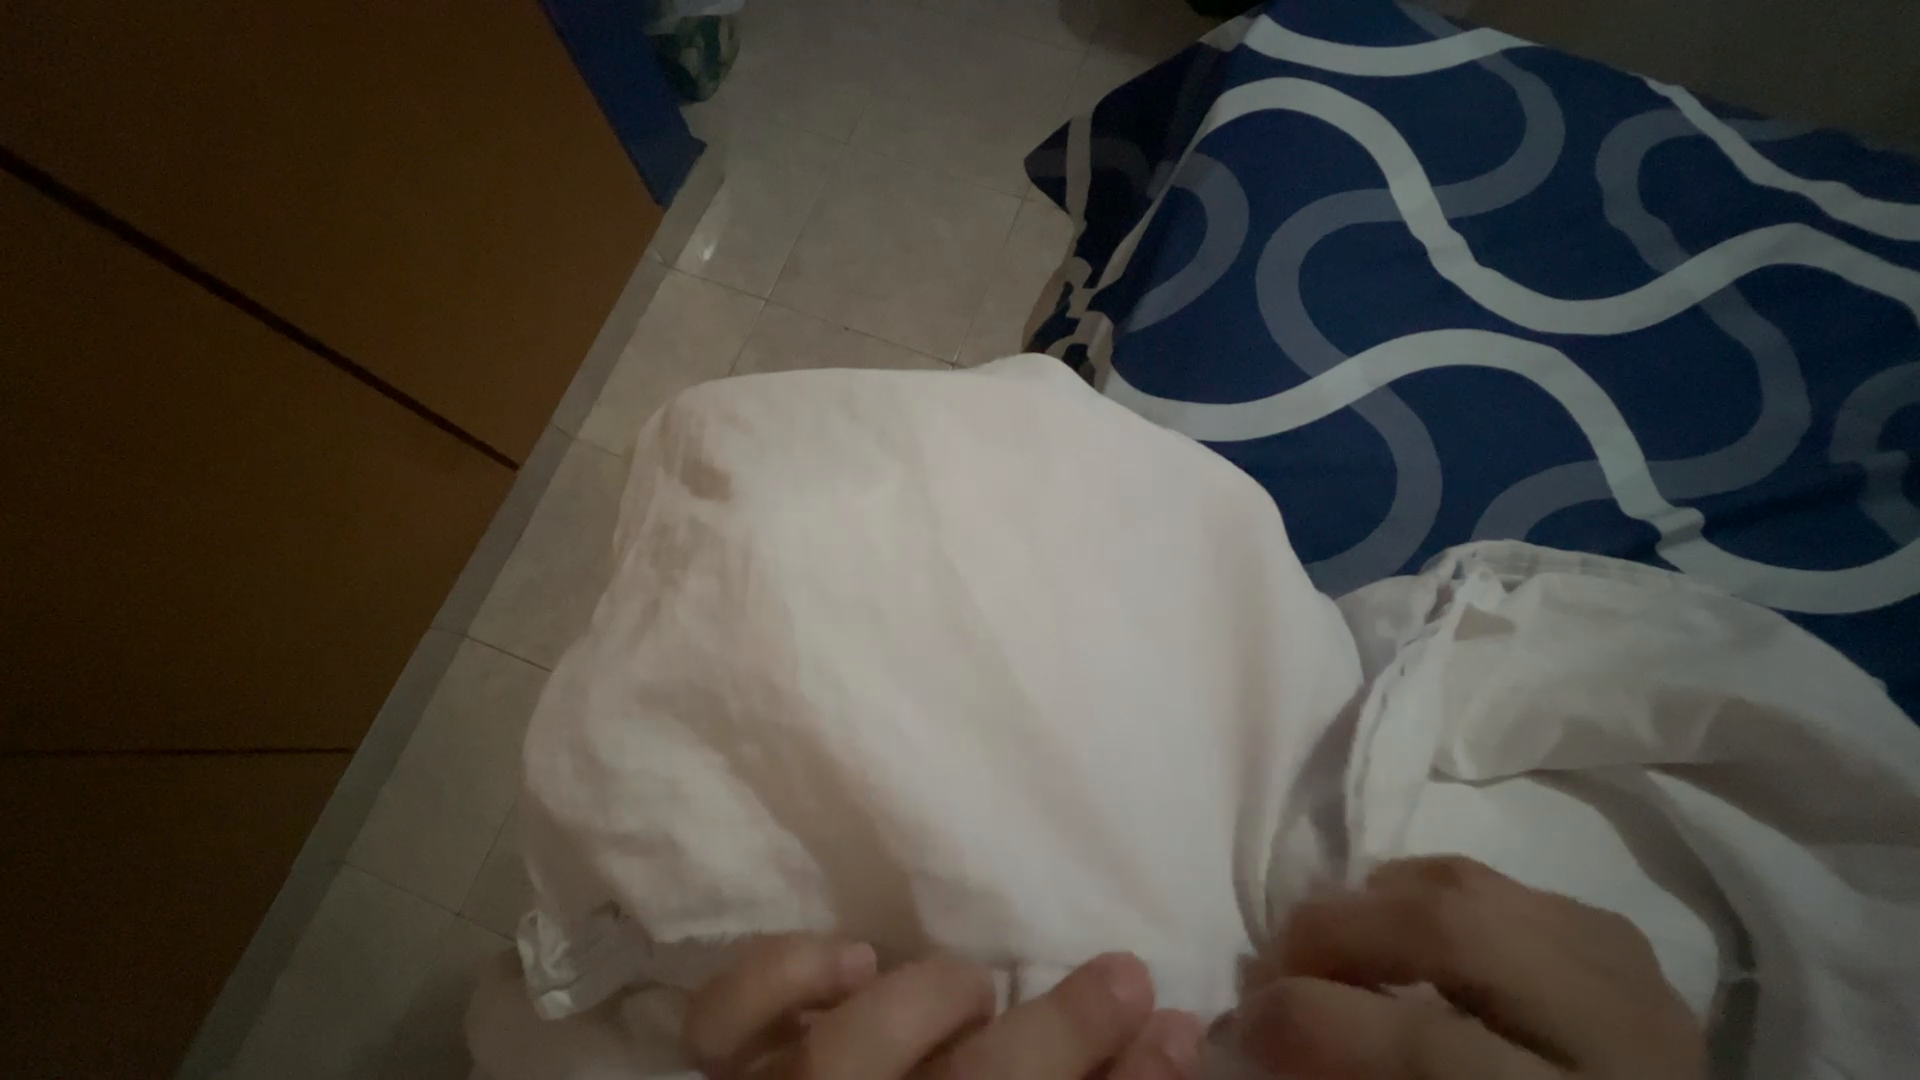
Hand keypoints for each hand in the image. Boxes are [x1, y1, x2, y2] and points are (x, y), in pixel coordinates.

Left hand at [681, 935, 1205, 1079]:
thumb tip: (1164, 1039)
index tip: (1172, 1027)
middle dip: (1056, 1038)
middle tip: (1126, 978)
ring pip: (837, 1059)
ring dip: (929, 1008)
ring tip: (974, 988)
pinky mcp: (728, 1071)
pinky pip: (724, 1021)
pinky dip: (783, 978)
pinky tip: (854, 964)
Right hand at [1235, 856, 1704, 1078]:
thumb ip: (1347, 1076)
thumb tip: (1249, 1030)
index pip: (1421, 1047)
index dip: (1306, 1022)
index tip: (1242, 1025)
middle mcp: (1621, 1036)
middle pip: (1451, 930)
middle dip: (1332, 933)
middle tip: (1273, 965)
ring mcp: (1630, 975)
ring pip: (1471, 883)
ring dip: (1371, 901)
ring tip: (1328, 941)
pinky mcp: (1619, 939)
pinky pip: (1496, 881)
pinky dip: (1426, 891)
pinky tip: (1402, 929)